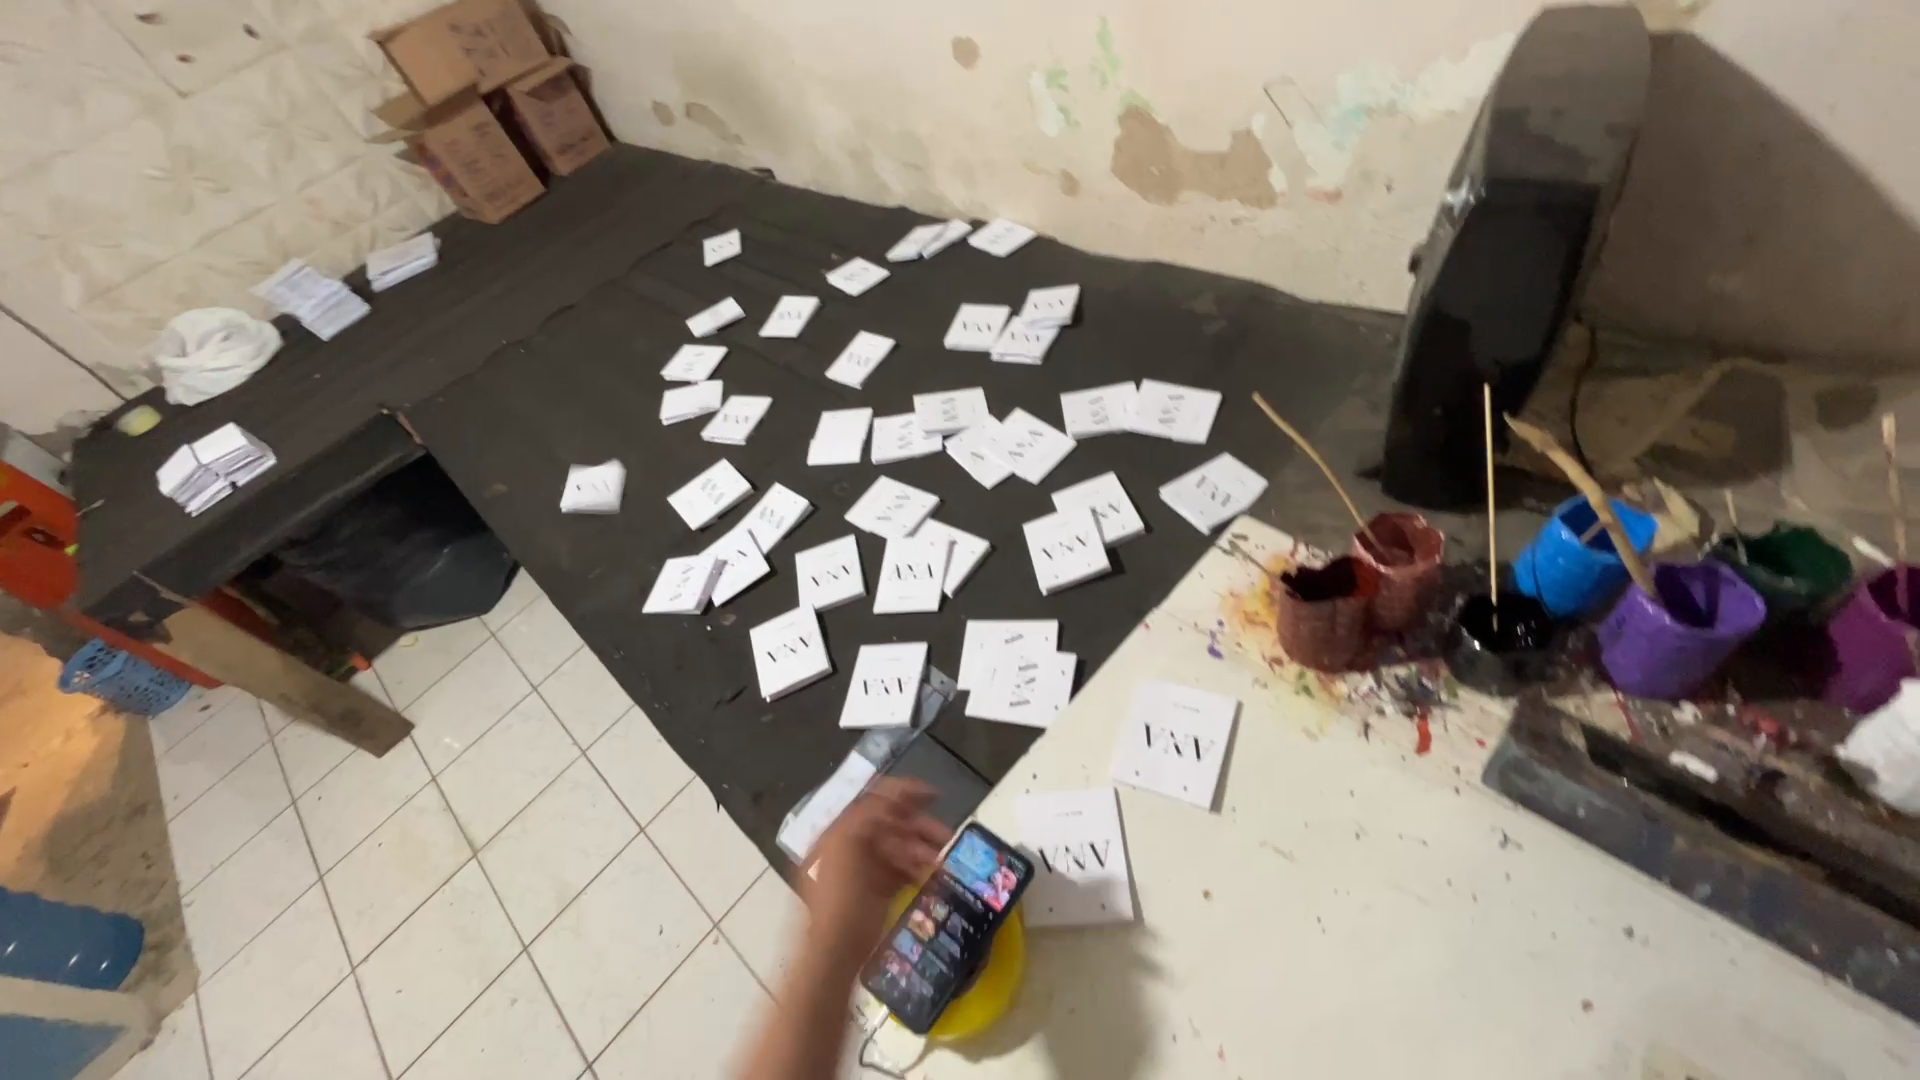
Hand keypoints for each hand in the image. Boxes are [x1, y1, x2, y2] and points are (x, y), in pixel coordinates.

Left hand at [803, 778, 950, 963]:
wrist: (834, 956)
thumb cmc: (840, 901)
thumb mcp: (849, 848)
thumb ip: (867, 818)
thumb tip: (891, 797)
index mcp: (837, 834)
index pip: (871, 802)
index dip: (902, 793)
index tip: (934, 795)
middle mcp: (848, 847)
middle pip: (888, 825)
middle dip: (918, 827)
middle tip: (946, 835)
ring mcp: (861, 871)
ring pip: (897, 849)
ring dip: (921, 850)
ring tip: (942, 859)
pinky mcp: (874, 892)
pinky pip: (899, 872)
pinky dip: (916, 870)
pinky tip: (934, 875)